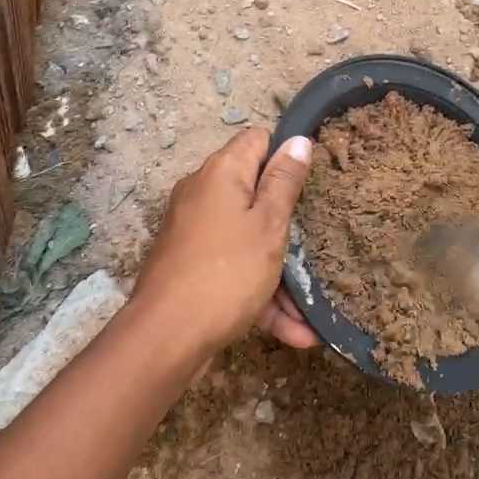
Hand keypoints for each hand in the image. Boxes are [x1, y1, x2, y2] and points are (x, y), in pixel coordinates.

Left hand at [130, 127, 314, 356]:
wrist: (164, 339)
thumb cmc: (226, 272)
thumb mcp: (269, 224)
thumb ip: (284, 182)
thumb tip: (297, 140)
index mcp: (221, 172)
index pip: (257, 140)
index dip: (285, 155)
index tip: (309, 183)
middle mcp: (202, 192)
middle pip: (252, 191)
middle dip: (285, 220)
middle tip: (313, 241)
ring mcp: (193, 230)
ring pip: (245, 236)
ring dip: (278, 270)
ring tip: (311, 309)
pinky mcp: (189, 265)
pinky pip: (232, 267)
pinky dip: (258, 291)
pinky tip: (294, 332)